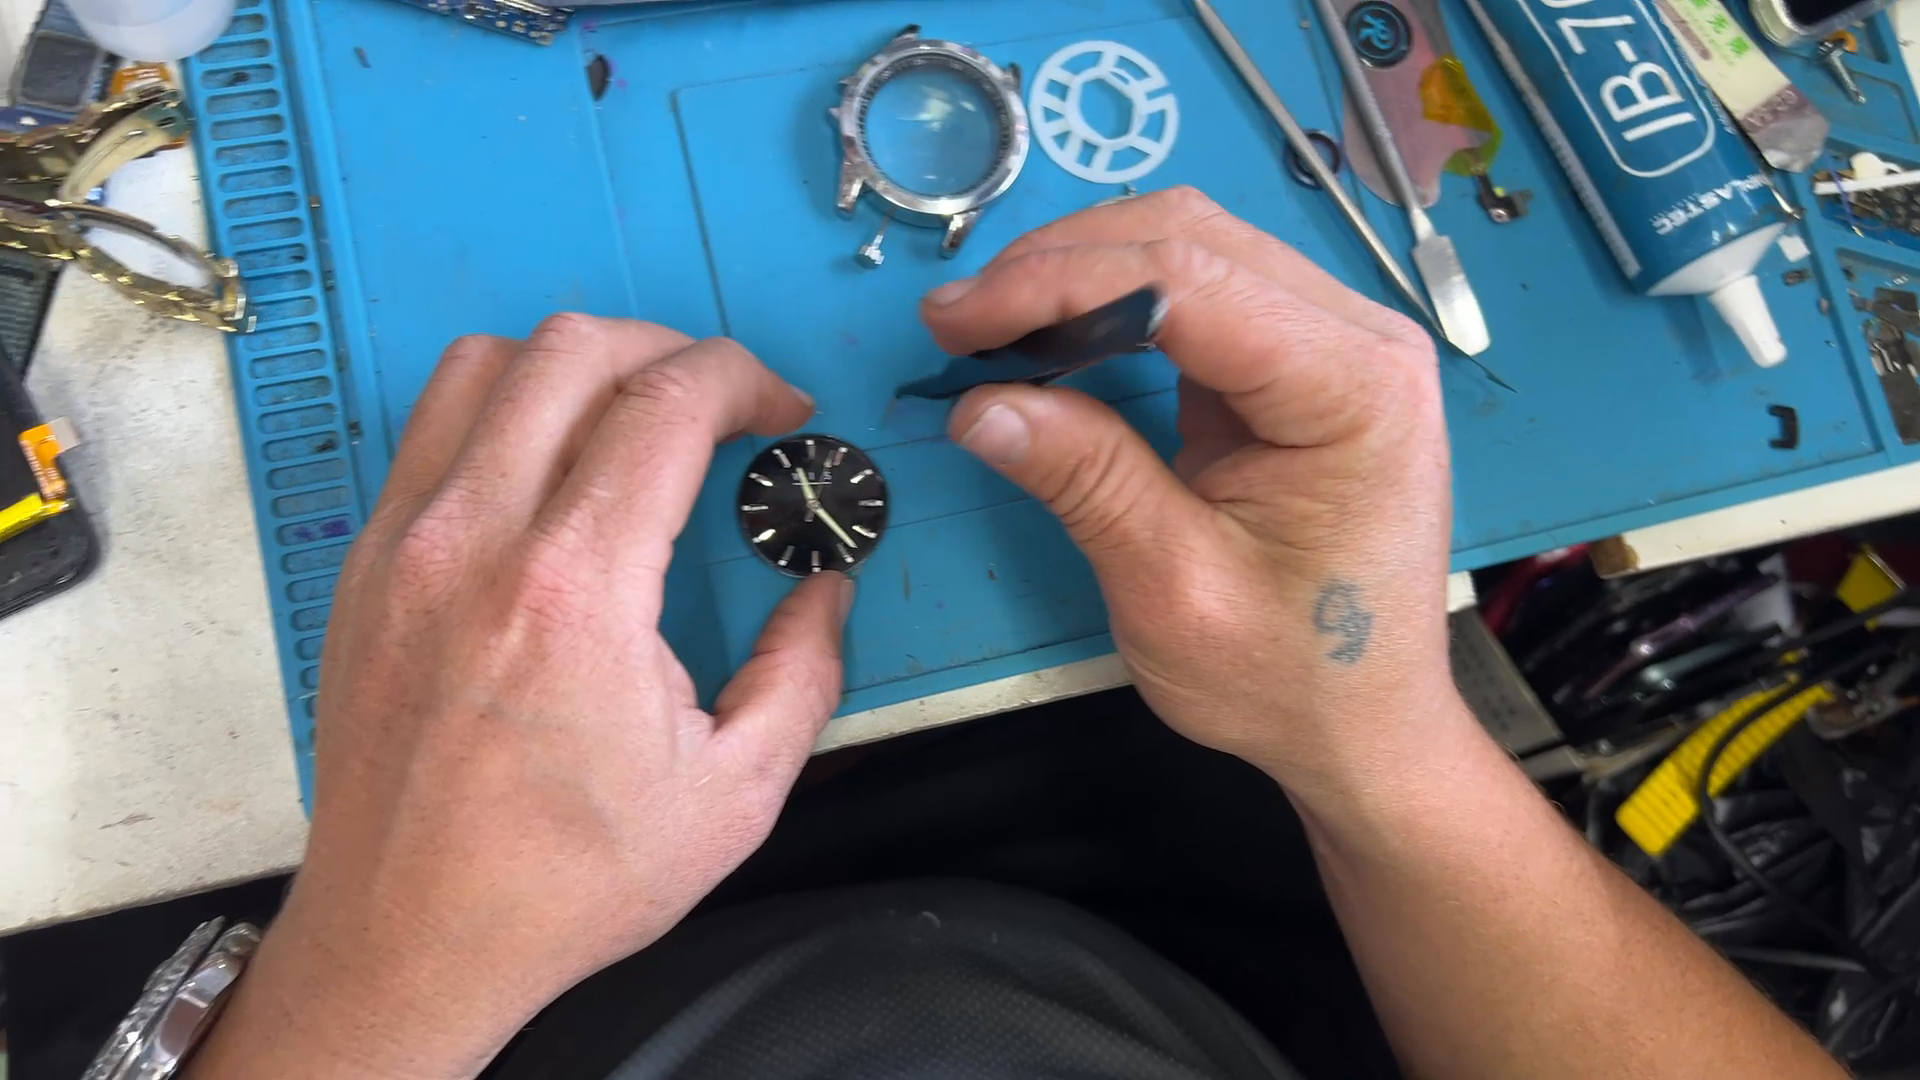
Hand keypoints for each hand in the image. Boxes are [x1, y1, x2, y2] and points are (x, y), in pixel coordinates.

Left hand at [189, 316, 850, 1079]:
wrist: (407, 947)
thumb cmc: (576, 877)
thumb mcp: (738, 792)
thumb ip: (805, 671)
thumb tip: (825, 587)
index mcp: (579, 591)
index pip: (666, 404)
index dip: (745, 381)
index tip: (785, 412)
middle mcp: (477, 540)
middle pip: (576, 351)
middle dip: (678, 351)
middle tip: (730, 401)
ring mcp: (405, 543)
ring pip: (491, 362)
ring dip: (591, 363)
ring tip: (649, 413)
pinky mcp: (369, 562)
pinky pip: (437, 420)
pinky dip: (518, 399)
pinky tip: (566, 459)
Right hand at [920, 188, 1464, 814]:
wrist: (1360, 723)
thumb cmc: (1282, 675)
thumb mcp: (1169, 589)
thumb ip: (1084, 481)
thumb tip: (976, 406)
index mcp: (1349, 389)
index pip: (1184, 282)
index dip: (1052, 285)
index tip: (953, 322)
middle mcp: (1357, 335)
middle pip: (1189, 238)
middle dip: (1056, 269)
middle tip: (958, 324)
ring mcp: (1333, 341)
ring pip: (1189, 249)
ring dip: (1077, 277)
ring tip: (993, 329)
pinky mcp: (1297, 364)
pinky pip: (1195, 296)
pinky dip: (1110, 306)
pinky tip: (1056, 342)